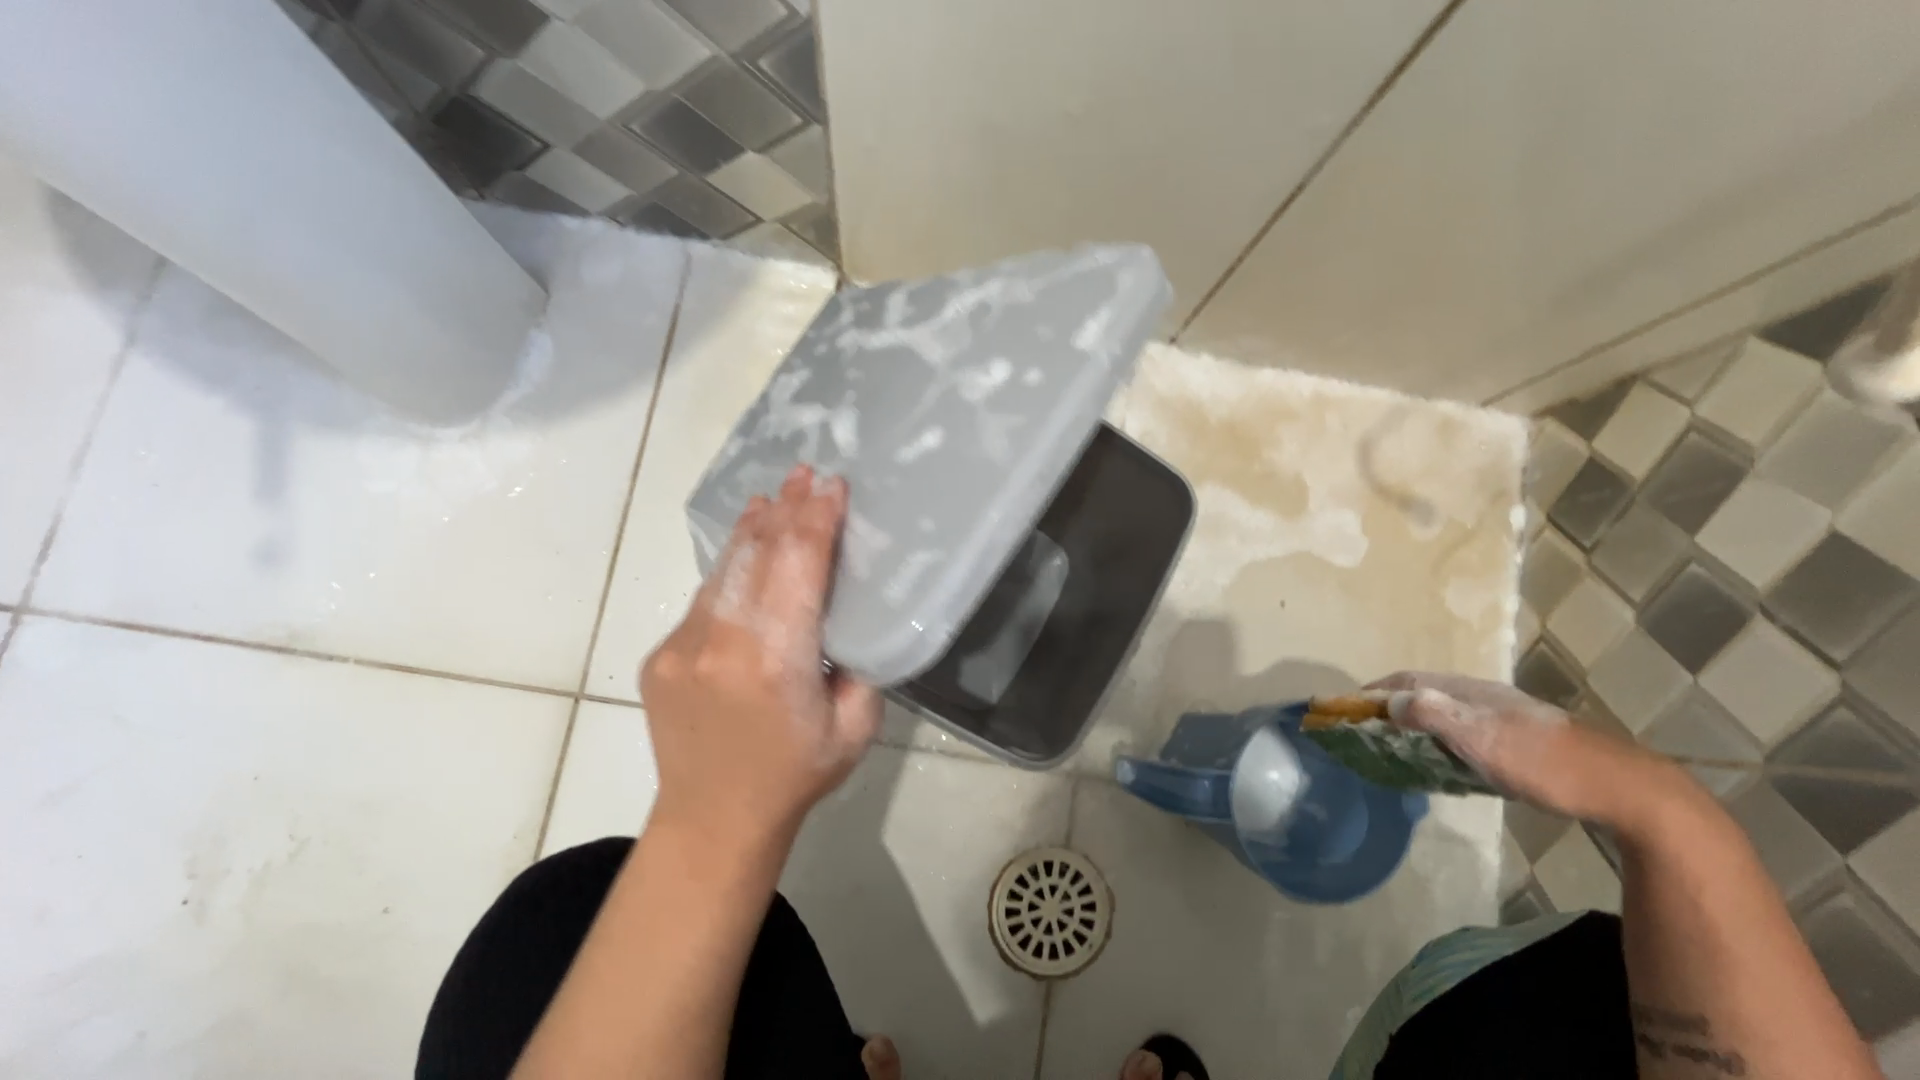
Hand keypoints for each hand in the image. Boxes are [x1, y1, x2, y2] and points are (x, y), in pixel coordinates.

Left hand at [641, 464, 882, 847]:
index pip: (799, 568)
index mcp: (777, 660)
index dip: (817, 521)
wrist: (712, 819)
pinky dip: (731, 570)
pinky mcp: (661, 654)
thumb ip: (859, 667)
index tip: (832, 486)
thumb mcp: (854, 728)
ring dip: (753, 532)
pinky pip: (704, 600)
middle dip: (785, 510)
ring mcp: (683, 645)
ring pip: (725, 571)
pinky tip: (746, 553)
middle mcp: (723, 641)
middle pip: (758, 556)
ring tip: (774, 499)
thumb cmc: (796, 775)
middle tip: (805, 473)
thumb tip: (848, 620)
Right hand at [1364, 671, 1693, 826]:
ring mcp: (1501, 718)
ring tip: (1391, 745)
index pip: (1409, 681)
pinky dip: (1436, 740)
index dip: (1374, 691)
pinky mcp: (1515, 741)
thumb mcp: (1481, 737)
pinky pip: (1460, 733)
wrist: (1617, 787)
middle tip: (1362, 729)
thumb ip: (1433, 715)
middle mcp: (1482, 697)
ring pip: (1444, 713)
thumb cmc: (1542, 761)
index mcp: (1470, 692)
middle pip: (1424, 693)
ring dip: (1412, 723)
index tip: (1345, 707)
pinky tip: (1438, 760)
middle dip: (1389, 705)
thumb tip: (1389, 702)